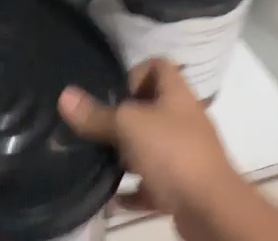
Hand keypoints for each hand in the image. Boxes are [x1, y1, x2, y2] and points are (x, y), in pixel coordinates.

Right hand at [58, 58, 243, 217]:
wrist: (213, 211)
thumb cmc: (173, 153)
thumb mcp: (128, 126)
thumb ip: (97, 114)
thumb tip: (64, 95)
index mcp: (177, 95)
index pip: (158, 66)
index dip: (134, 72)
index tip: (113, 91)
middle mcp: (184, 120)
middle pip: (151, 108)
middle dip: (123, 117)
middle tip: (98, 126)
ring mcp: (186, 155)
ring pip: (151, 147)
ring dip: (127, 154)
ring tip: (99, 159)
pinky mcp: (184, 188)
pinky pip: (153, 184)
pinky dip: (134, 190)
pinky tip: (112, 197)